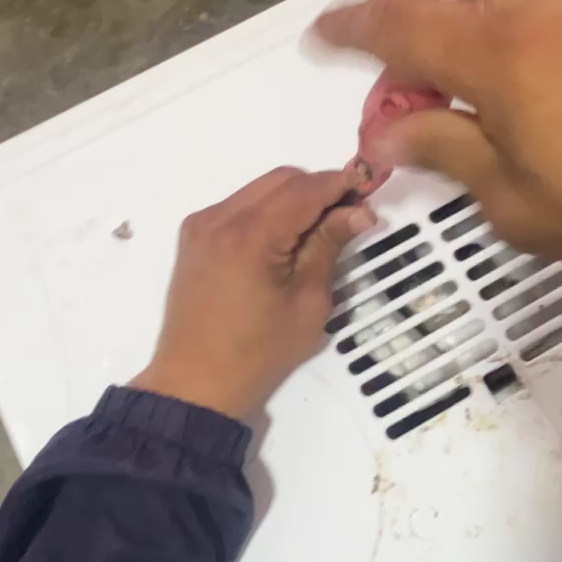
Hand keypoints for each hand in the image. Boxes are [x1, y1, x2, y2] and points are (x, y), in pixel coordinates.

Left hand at [134, 167, 375, 419]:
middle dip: (318, 189)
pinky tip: (282, 241)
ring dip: (292, 199)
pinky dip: (266, 211)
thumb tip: (360, 211)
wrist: (194, 382)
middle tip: (347, 218)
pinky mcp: (194, 236)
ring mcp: (201, 224)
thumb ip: (329, 247)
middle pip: (281, 179)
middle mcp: (219, 218)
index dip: (340, 185)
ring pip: (259, 189)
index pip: (304, 189)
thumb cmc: (258, 353)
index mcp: (249, 236)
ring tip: (317, 233)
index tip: (368, 194)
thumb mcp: (307, 303)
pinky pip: (238, 206)